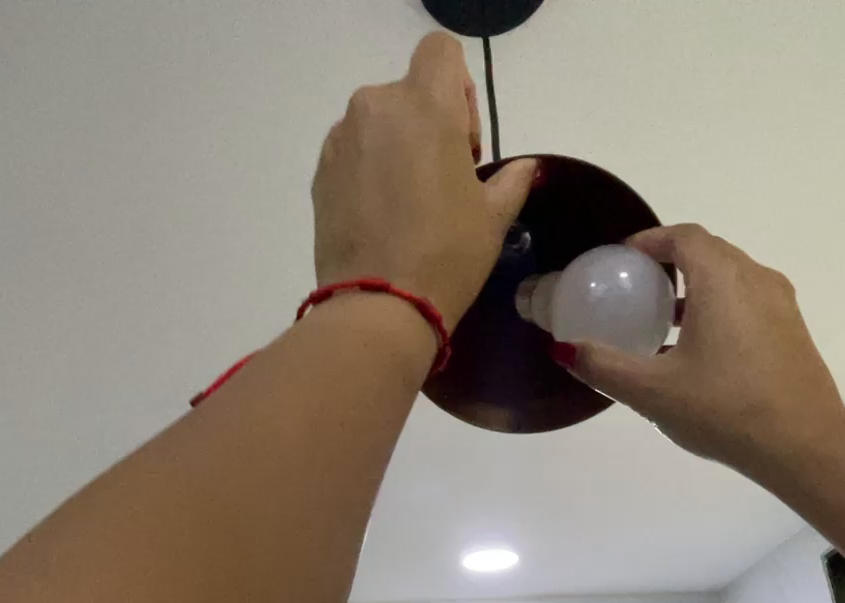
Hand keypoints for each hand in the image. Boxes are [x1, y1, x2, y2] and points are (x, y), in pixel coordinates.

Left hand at [313, 33, 537, 330]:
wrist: (379, 307)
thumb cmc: (447, 257)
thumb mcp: (493, 219)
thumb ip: (510, 180)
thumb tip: (524, 167)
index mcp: (426, 105)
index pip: (441, 52)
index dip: (458, 90)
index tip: (463, 144)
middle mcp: (377, 107)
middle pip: (408, 94)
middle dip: (426, 128)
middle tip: (440, 185)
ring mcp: (342, 140)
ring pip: (377, 125)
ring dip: (395, 150)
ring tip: (407, 208)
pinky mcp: (320, 172)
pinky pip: (352, 154)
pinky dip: (367, 173)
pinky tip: (380, 220)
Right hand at [562, 224, 844, 474]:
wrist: (802, 445)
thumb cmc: (724, 410)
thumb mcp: (652, 392)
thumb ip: (603, 367)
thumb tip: (563, 350)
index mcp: (722, 280)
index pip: (684, 237)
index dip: (650, 240)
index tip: (622, 259)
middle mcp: (756, 279)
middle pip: (709, 252)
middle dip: (670, 261)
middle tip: (636, 288)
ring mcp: (779, 305)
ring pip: (731, 278)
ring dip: (694, 288)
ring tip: (661, 322)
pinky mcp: (790, 331)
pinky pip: (747, 302)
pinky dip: (717, 308)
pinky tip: (697, 351)